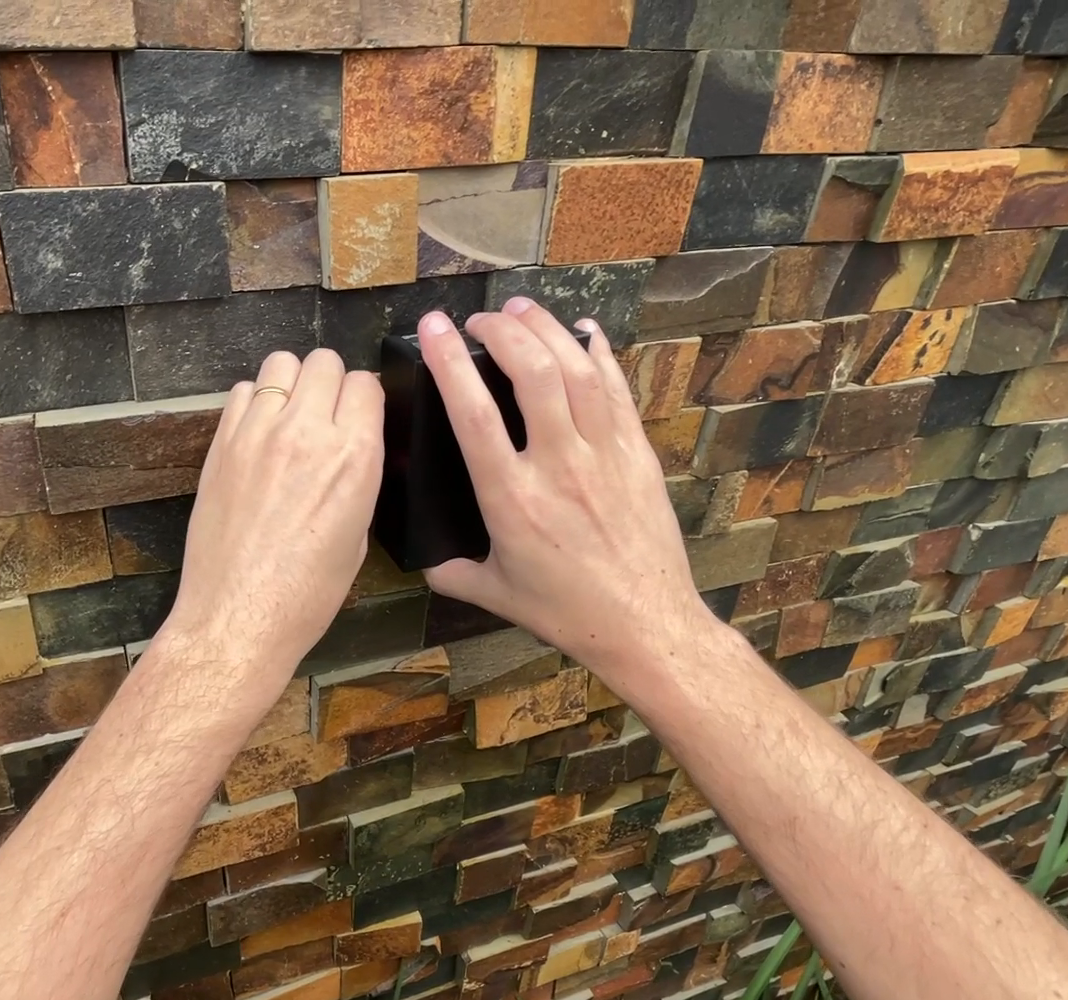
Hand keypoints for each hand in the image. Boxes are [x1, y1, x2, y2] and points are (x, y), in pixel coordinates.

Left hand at [161, 349, 383, 692]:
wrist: (238, 616)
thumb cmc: (307, 593)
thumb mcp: (358, 537)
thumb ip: (358, 479)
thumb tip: (351, 451)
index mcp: (354, 458)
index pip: (366, 383)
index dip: (364, 400)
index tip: (358, 418)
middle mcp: (307, 432)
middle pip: (324, 362)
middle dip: (330, 383)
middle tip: (324, 416)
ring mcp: (258, 432)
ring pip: (280, 363)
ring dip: (291, 383)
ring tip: (289, 418)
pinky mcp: (221, 442)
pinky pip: (241, 391)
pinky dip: (254, 402)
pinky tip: (257, 435)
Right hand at [416, 299, 717, 686]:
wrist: (644, 622)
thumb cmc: (566, 610)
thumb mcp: (495, 593)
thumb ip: (451, 572)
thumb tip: (423, 560)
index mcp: (512, 498)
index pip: (474, 415)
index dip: (451, 363)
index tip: (434, 329)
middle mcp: (558, 465)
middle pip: (532, 374)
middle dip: (502, 331)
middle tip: (479, 320)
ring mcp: (603, 454)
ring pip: (577, 370)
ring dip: (547, 329)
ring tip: (522, 309)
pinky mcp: (636, 453)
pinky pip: (617, 389)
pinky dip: (599, 353)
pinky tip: (584, 332)